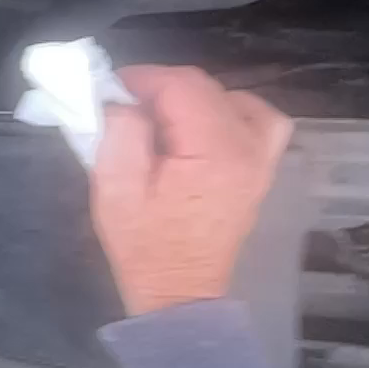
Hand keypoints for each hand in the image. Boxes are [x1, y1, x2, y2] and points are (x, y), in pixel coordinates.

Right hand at [91, 66, 292, 315]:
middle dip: (159, 84)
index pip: (181, 86)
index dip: (140, 77)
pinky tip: (198, 123)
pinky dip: (227, 110)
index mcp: (213, 152)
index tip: (107, 90)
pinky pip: (258, 122)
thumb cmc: (141, 240)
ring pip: (234, 99)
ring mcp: (261, 162)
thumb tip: (122, 100)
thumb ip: (120, 130)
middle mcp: (249, 150)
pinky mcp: (259, 172)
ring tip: (158, 113)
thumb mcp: (115, 184)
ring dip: (190, 96)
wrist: (178, 290)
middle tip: (121, 103)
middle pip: (206, 87)